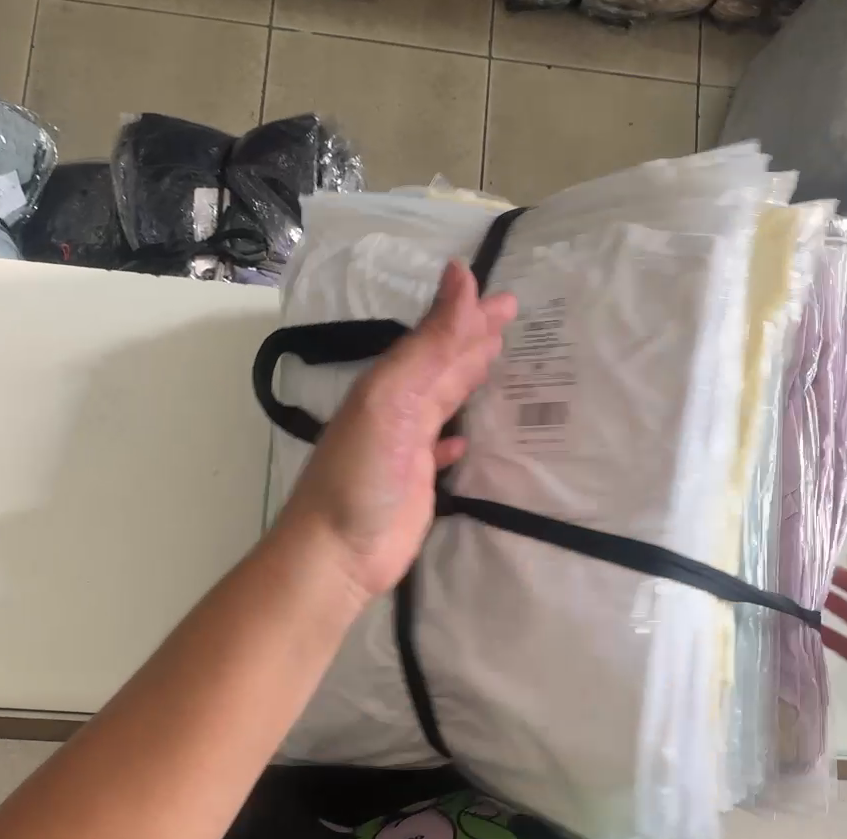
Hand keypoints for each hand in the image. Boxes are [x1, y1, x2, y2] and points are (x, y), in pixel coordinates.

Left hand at [272, 260, 517, 603]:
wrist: (337, 553)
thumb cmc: (361, 475)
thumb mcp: (393, 400)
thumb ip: (429, 345)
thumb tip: (460, 277)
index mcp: (390, 384)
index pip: (436, 339)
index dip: (468, 315)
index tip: (504, 298)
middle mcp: (397, 409)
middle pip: (441, 364)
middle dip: (474, 339)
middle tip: (510, 316)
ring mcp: (406, 448)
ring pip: (442, 401)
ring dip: (466, 378)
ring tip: (494, 359)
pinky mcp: (416, 484)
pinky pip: (441, 449)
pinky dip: (455, 437)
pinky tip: (466, 437)